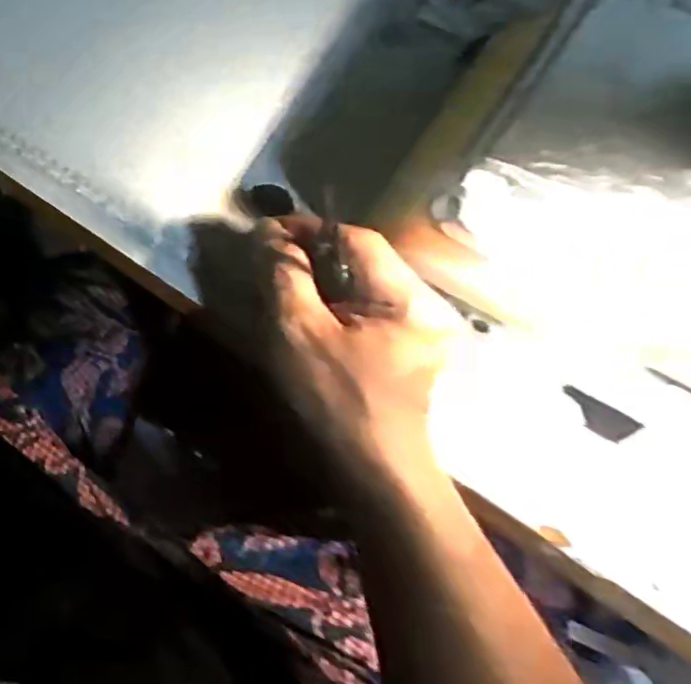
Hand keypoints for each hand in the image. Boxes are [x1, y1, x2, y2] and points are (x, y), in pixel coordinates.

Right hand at [255, 216, 464, 494]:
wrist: (371, 463)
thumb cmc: (332, 393)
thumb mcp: (295, 327)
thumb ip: (284, 274)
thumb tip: (267, 233)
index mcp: (409, 300)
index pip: (358, 238)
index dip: (308, 227)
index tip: (263, 231)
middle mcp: (427, 307)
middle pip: (363, 256)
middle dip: (310, 248)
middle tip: (264, 253)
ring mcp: (421, 328)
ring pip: (362, 278)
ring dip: (317, 270)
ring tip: (277, 276)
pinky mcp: (407, 344)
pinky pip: (364, 301)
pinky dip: (329, 293)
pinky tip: (303, 304)